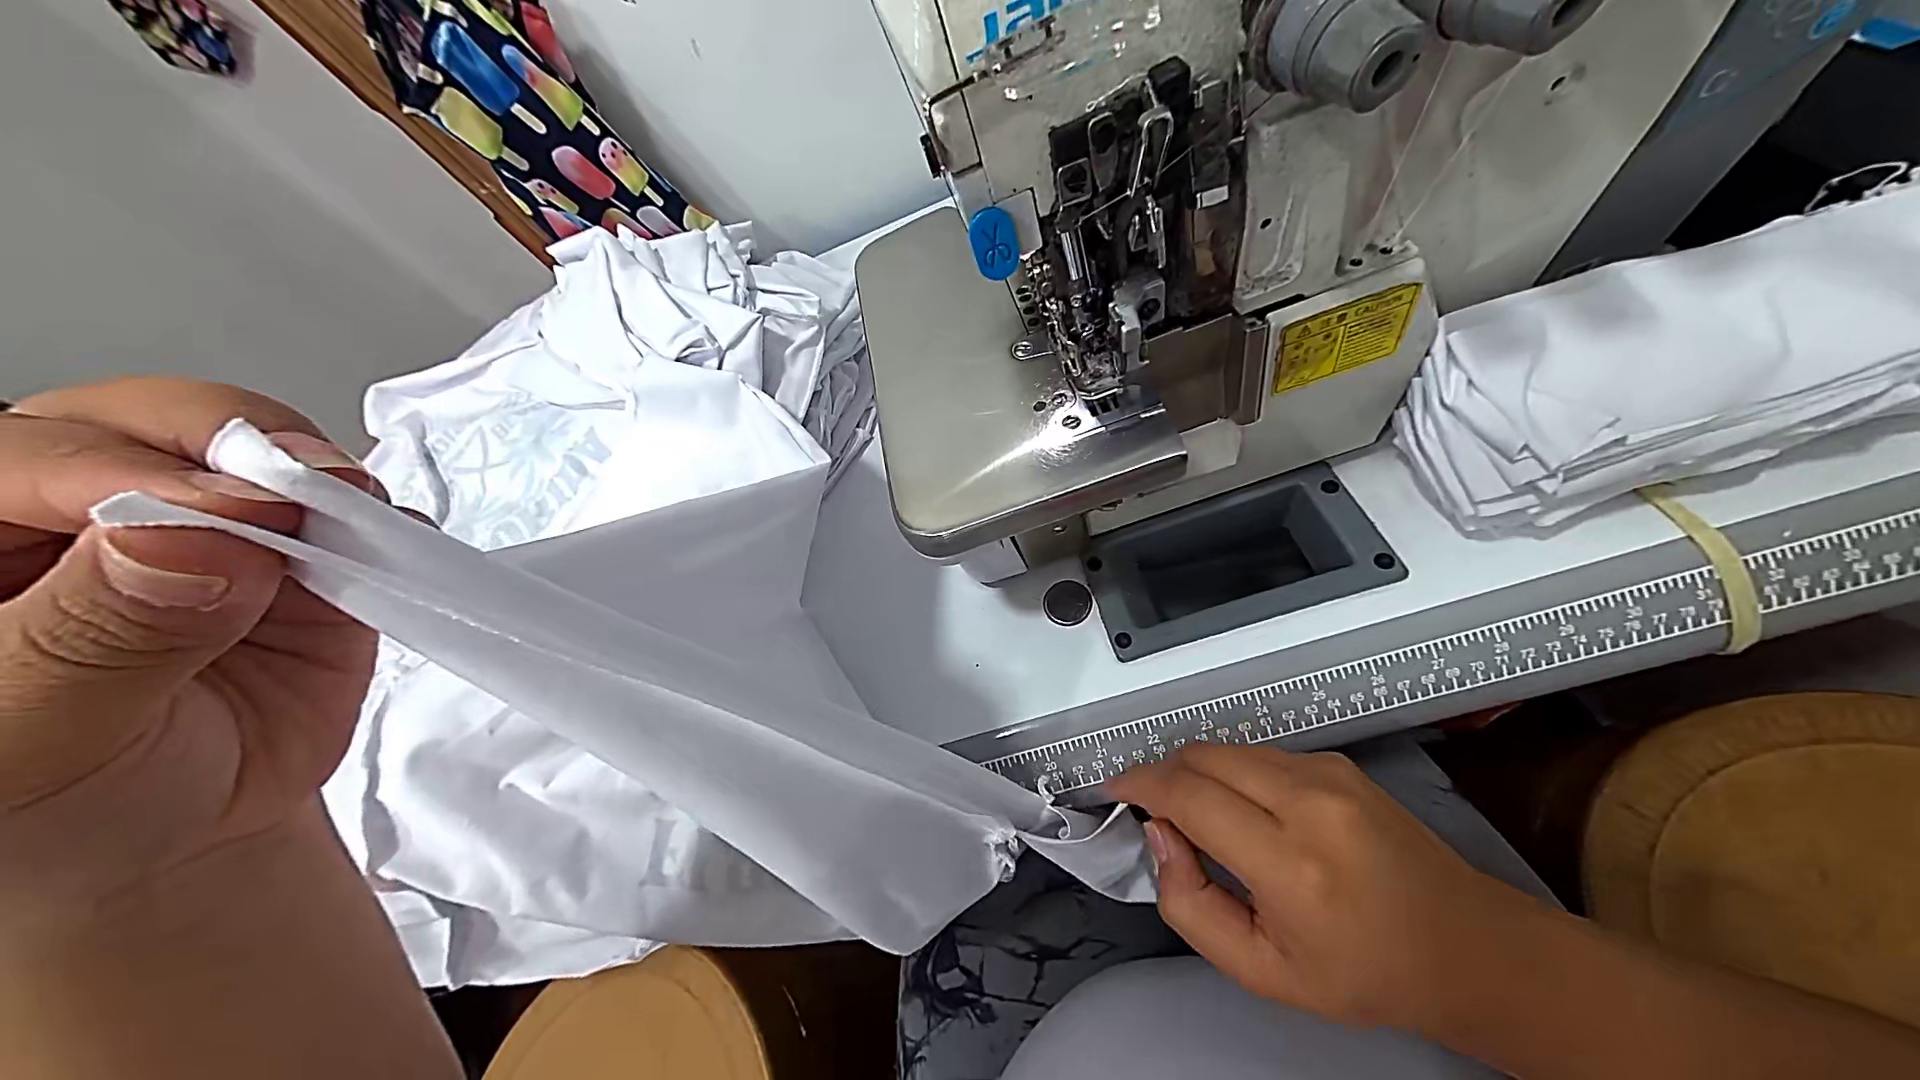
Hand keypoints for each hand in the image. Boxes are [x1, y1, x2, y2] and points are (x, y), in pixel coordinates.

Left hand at [0, 378, 377, 928]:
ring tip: (357, 512)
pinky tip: (390, 536)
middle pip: (158, 426)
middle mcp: (91, 513)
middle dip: (244, 449)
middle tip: (306, 490)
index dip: (136, 472)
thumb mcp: (37, 738)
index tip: (242, 515)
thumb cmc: (62, 806)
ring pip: (271, 459)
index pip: (37, 460)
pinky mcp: (311, 558)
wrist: (176, 836)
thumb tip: (191, 540)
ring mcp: (220, 531)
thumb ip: (100, 638)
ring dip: (326, 479)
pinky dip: (385, 521)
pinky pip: (356, 517)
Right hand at [1109, 745, 1549, 1035]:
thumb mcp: (1262, 971)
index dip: (1140, 783)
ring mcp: (1329, 775)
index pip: (1188, 794)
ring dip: (1197, 773)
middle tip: (1157, 811)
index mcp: (1293, 864)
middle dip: (1163, 774)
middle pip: (1201, 756)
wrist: (1467, 948)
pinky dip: (1232, 772)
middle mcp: (1311, 802)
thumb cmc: (1367, 972)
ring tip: (1204, 818)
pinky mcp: (1338, 763)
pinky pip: (1258, 752)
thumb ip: (1190, 905)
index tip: (1116, 789)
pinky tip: (1246, 811)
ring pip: (1227, 749)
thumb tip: (1161, 836)